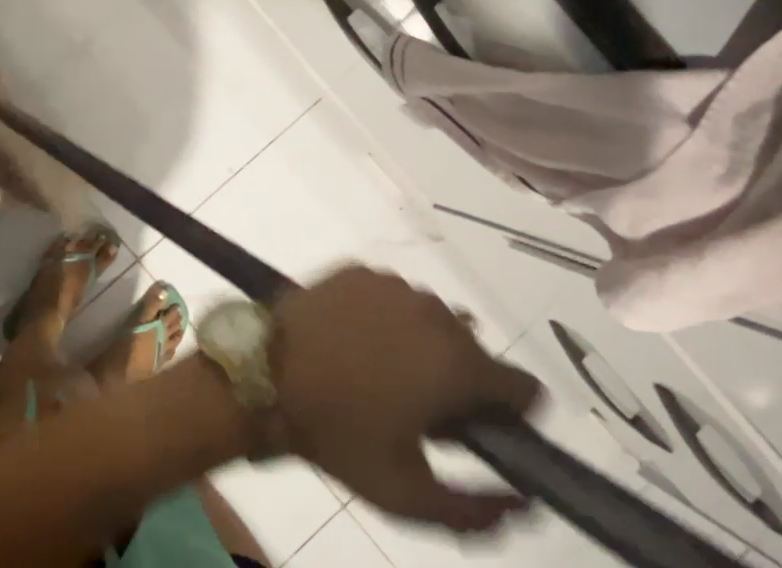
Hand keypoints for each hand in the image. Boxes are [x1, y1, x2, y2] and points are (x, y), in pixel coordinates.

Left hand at [270, 267, 542, 531]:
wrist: (258, 376)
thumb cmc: (334, 435)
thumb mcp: (405, 494)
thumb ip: (476, 511)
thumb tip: (523, 504)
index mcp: (459, 366)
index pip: (523, 388)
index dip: (505, 415)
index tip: (467, 429)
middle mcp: (437, 314)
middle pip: (474, 353)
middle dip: (456, 380)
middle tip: (409, 407)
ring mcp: (394, 286)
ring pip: (431, 321)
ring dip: (419, 345)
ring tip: (373, 372)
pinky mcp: (357, 270)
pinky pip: (390, 297)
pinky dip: (382, 318)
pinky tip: (349, 340)